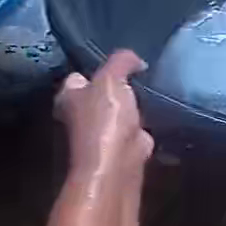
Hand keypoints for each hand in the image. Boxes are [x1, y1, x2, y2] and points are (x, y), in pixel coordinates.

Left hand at [55, 50, 153, 177]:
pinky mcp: (121, 150)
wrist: (117, 164)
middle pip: (99, 95)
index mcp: (69, 97)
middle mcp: (80, 116)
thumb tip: (137, 60)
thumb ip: (122, 62)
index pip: (78, 76)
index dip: (96, 68)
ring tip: (152, 94)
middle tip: (139, 77)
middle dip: (117, 88)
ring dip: (132, 108)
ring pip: (118, 114)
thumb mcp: (112, 79)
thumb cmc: (106, 119)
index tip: (119, 64)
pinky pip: (134, 132)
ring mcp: (101, 135)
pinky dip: (144, 128)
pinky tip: (157, 117)